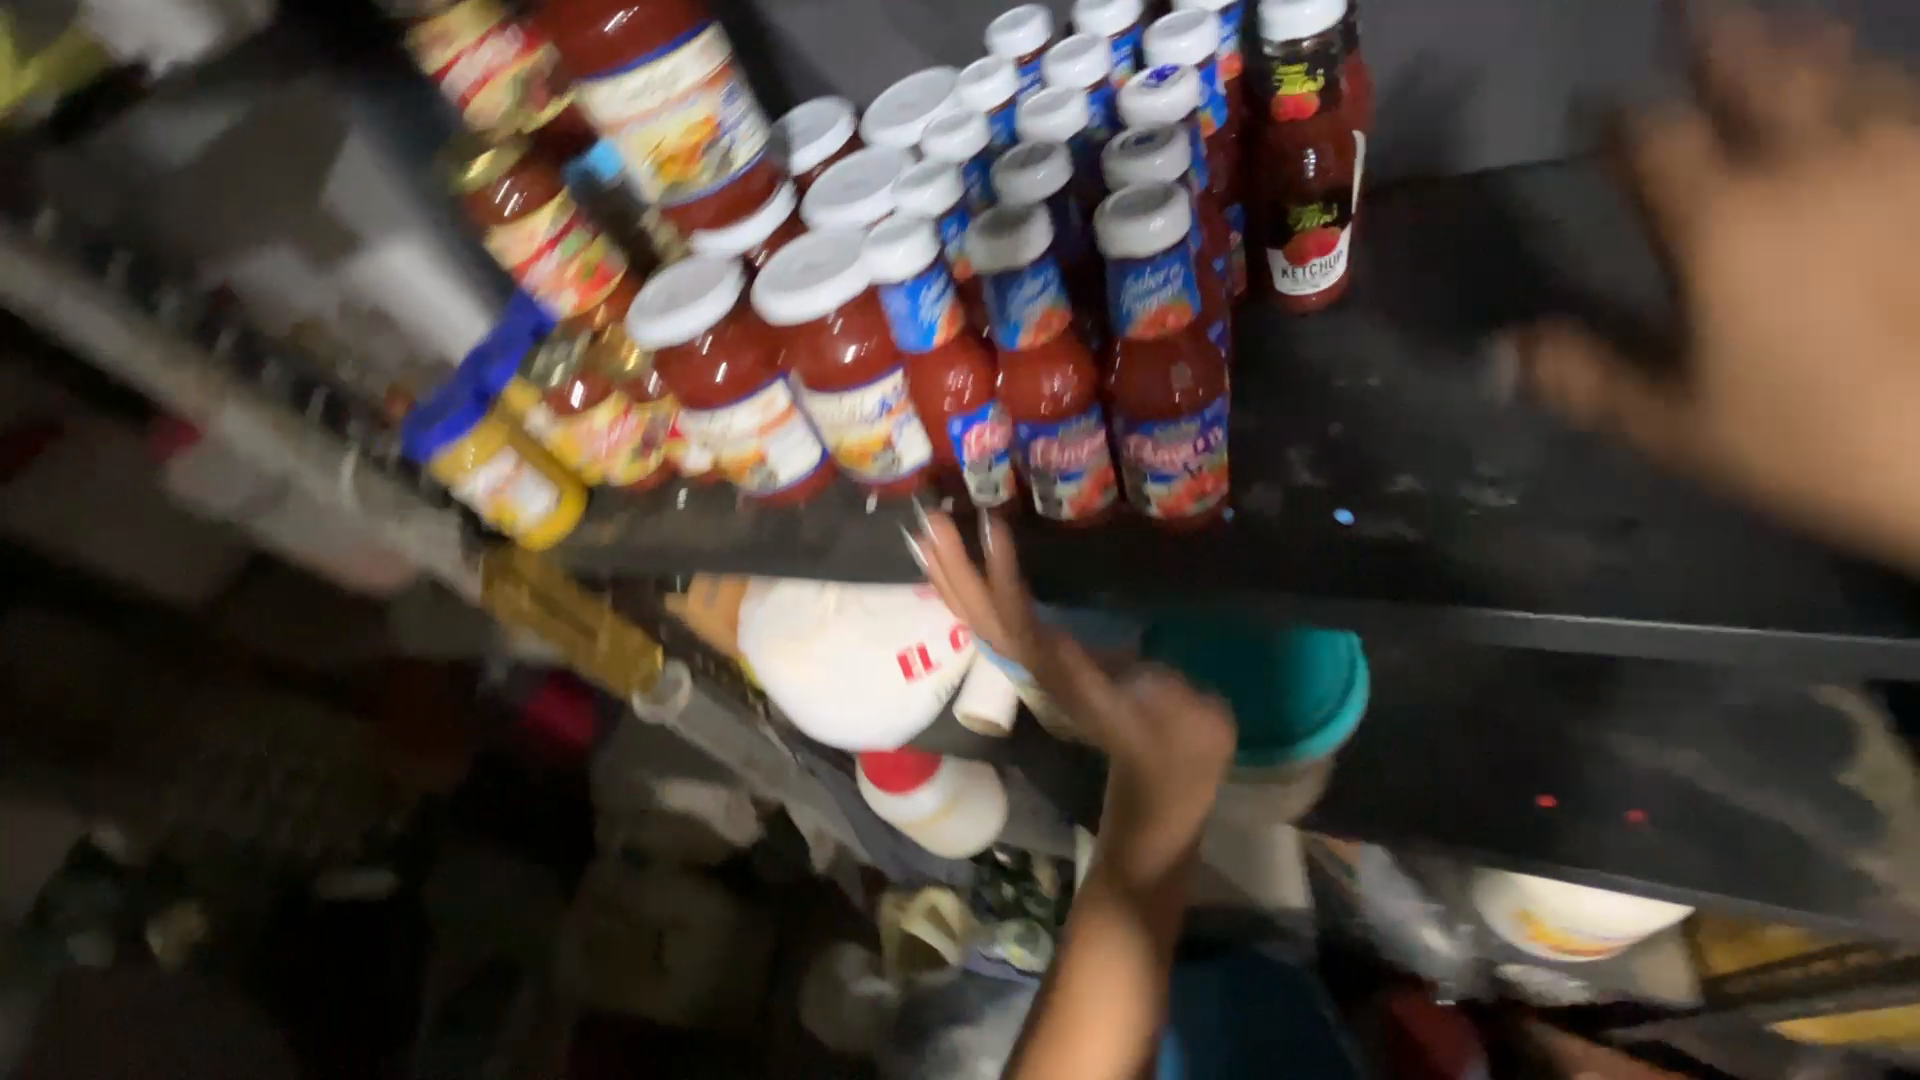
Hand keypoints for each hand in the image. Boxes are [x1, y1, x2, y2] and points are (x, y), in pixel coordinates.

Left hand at [914, 510, 1236, 881]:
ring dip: (955, 578)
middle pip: (984, 617)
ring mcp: (1038, 667)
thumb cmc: (1179, 746)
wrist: (1164, 778)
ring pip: (982, 620)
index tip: (991, 527)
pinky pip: (998, 621)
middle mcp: (1039, 670)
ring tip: (931, 532)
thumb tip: (1064, 645)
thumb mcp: (1168, 715)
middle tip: (934, 520)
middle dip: (958, 569)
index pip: (1020, 622)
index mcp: (1064, 677)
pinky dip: (975, 592)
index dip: (1002, 577)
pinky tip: (963, 567)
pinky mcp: (1043, 662)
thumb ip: (1116, 683)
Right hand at [1510, 9, 1919, 571]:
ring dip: (1803, 56)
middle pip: (1760, 80)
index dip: (1615, 120)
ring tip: (1783, 37)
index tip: (1591, 106)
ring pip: (1848, 83)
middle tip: (1689, 15)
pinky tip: (1870, 105)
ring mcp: (1902, 170)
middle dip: (1718, 45)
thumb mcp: (1664, 420)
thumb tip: (1501, 350)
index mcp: (1723, 225)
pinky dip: (1878, 99)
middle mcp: (1811, 174)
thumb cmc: (1802, 433)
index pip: (1653, 143)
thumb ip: (1579, 376)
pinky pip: (1911, 116)